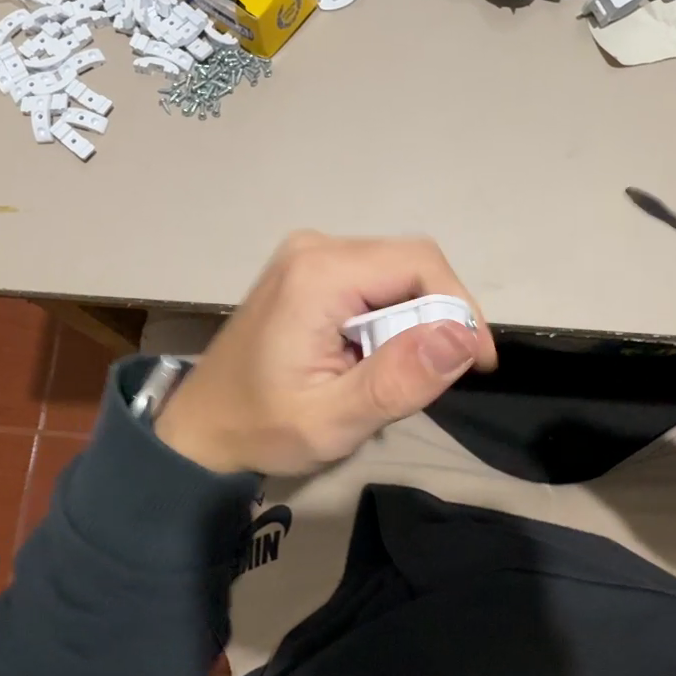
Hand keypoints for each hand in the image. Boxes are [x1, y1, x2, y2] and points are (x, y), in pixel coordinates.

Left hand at [155, 233, 496, 476]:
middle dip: (436, 318)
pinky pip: (373, 280)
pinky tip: (374, 358)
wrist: (200, 427)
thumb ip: (398, 378)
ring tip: (397, 373)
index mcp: (318, 274)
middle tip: (434, 377)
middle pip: (410, 263)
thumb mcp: (332, 420)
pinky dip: (390, 318)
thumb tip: (463, 336)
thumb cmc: (260, 428)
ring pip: (396, 272)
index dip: (459, 308)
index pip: (419, 264)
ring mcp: (309, 255)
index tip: (475, 363)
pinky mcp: (309, 269)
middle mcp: (315, 248)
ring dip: (414, 321)